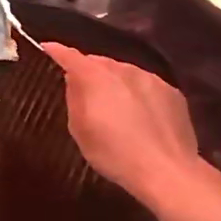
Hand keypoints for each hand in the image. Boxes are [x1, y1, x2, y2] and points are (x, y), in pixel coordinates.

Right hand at [43, 43, 205, 205]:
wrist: (168, 172)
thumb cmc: (116, 154)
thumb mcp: (81, 132)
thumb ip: (74, 99)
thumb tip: (74, 80)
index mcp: (96, 77)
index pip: (71, 56)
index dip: (57, 51)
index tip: (48, 48)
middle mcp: (123, 69)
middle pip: (100, 63)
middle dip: (90, 72)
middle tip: (86, 91)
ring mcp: (150, 78)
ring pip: (125, 73)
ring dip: (116, 83)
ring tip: (117, 108)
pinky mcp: (171, 91)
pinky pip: (147, 86)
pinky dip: (139, 95)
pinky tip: (143, 118)